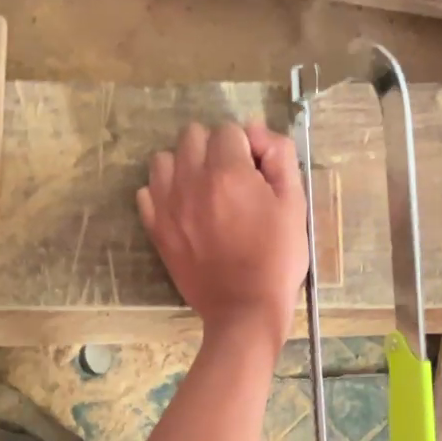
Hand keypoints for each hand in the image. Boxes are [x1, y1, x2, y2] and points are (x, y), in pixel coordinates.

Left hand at [137, 122, 308, 351]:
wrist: (244, 311)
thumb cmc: (276, 260)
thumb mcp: (294, 204)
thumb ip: (279, 157)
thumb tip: (257, 129)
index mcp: (228, 173)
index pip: (229, 130)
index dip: (248, 147)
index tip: (257, 173)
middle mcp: (191, 181)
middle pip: (193, 136)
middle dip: (214, 149)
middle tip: (232, 180)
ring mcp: (168, 206)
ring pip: (164, 159)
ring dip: (184, 166)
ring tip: (204, 190)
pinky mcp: (156, 229)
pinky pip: (147, 192)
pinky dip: (164, 193)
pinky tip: (184, 209)